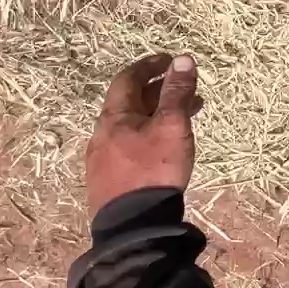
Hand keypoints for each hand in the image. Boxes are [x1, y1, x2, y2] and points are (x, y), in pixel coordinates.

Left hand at [85, 53, 201, 214]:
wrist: (133, 227)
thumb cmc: (154, 168)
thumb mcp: (172, 125)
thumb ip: (177, 92)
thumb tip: (182, 60)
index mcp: (113, 118)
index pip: (127, 79)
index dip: (149, 66)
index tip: (171, 61)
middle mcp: (102, 135)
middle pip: (130, 101)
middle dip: (159, 90)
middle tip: (186, 87)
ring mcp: (102, 159)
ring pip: (132, 124)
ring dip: (158, 112)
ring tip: (187, 114)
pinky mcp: (108, 179)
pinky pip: (130, 143)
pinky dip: (150, 132)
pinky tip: (166, 142)